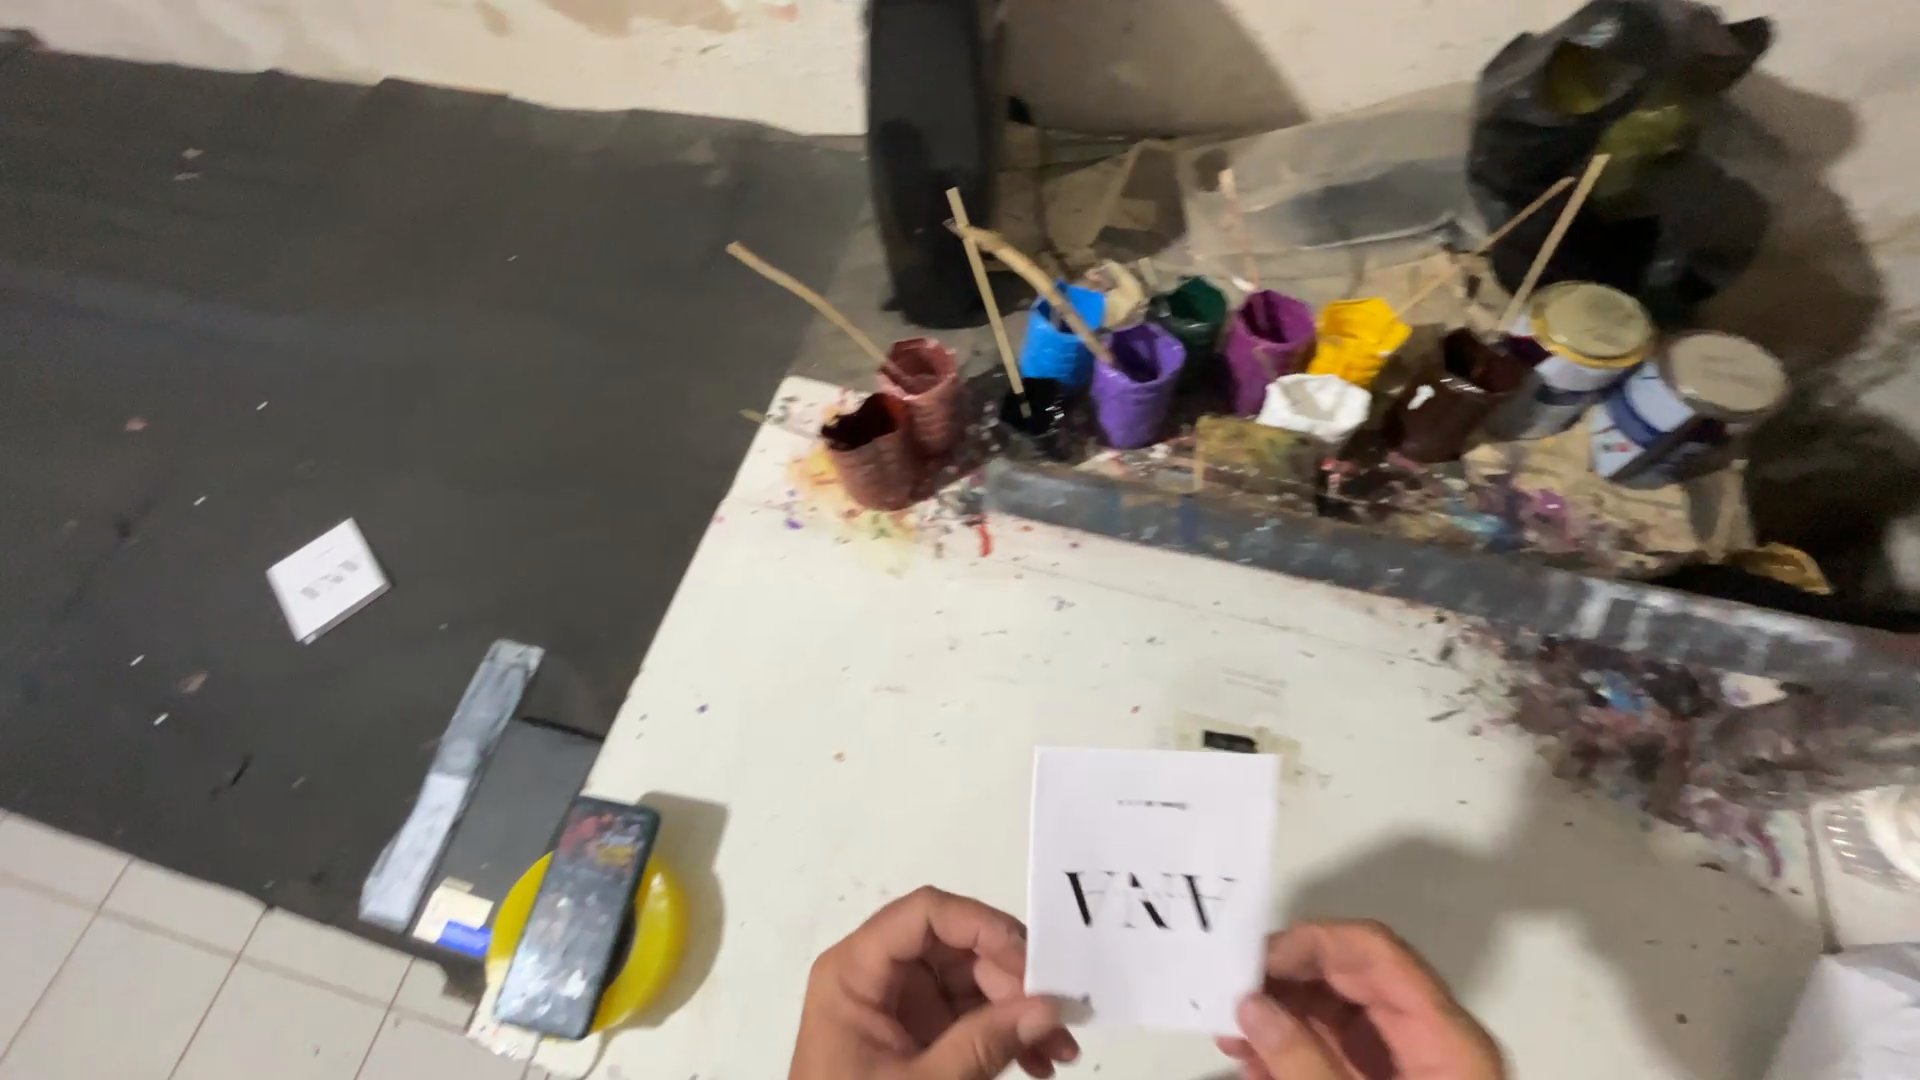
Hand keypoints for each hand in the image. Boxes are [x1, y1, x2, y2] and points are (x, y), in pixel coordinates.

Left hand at [789, 886, 1080, 1079]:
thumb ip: (983, 1045)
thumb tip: (1049, 1008)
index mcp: (855, 970)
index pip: (924, 914)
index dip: (980, 925)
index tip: (1030, 961)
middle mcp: (877, 972)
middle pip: (954, 945)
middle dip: (1010, 976)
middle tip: (1056, 1010)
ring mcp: (899, 1001)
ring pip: (970, 977)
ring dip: (1018, 1007)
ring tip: (1061, 1044)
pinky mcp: (917, 1030)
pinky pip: (969, 1012)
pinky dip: (1005, 1030)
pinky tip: (1040, 1061)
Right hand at [1216, 920, 1503, 1079]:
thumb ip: (1302, 1065)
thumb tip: (1249, 1005)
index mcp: (1444, 1037)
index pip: (1372, 949)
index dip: (1310, 942)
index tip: (1253, 963)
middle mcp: (1430, 1035)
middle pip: (1349, 973)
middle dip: (1284, 978)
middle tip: (1230, 992)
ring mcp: (1409, 1062)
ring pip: (1335, 1007)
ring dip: (1280, 1012)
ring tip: (1232, 1036)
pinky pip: (1334, 1045)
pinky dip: (1292, 1047)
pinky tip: (1254, 1065)